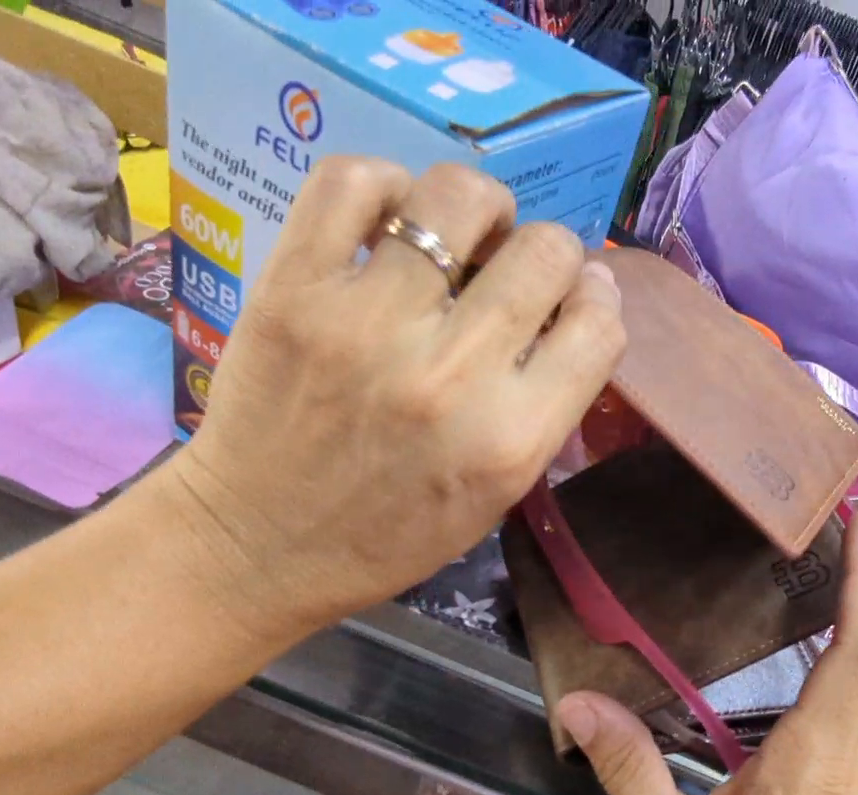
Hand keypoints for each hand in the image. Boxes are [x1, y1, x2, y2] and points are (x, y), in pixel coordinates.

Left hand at [149, 158, 624, 641]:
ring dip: (481, 207)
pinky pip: (354, 183)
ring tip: (462, 233)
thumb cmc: (390, 537)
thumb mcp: (496, 496)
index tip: (579, 298)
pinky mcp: (294, 290)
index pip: (599, 327)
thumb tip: (574, 310)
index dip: (599, 299)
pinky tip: (393, 216)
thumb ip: (545, 409)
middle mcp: (452, 374)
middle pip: (546, 254)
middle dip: (551, 253)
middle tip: (519, 269)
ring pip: (460, 198)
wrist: (258, 549)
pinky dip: (386, 184)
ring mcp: (369, 324)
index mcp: (511, 438)